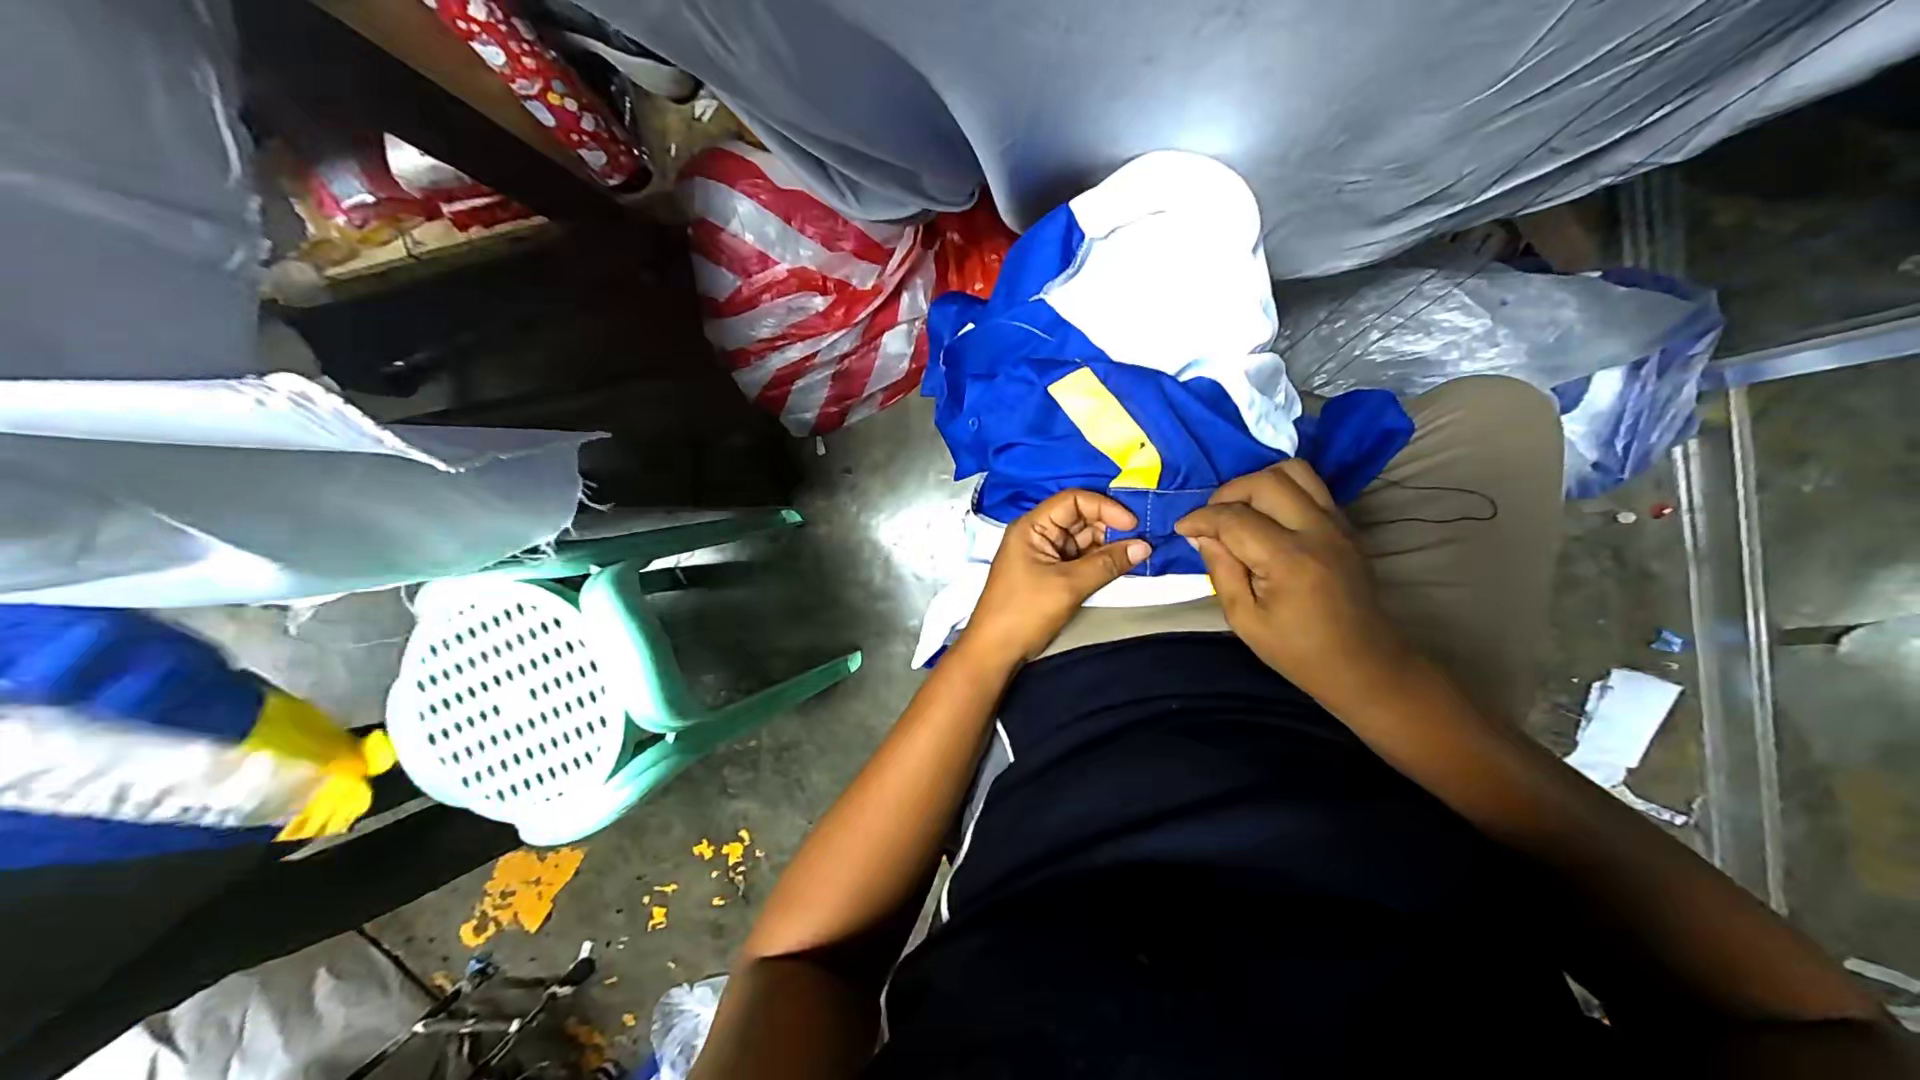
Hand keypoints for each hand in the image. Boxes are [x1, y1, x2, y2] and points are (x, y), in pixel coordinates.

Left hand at [960, 490, 1150, 666]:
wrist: (995, 650)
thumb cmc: (1025, 612)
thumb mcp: (1069, 585)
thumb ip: (1107, 564)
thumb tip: (1144, 546)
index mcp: (1032, 526)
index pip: (1073, 500)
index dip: (1104, 507)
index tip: (1132, 525)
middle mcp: (1037, 533)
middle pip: (1079, 517)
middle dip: (1110, 526)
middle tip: (1141, 540)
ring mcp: (1043, 553)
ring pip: (1082, 539)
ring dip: (1107, 545)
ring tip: (1137, 553)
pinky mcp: (1050, 572)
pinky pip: (1079, 557)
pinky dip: (1099, 560)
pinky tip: (1120, 564)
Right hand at [1175, 459, 1411, 700]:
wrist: (1365, 664)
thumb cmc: (1299, 651)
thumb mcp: (1244, 621)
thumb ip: (1221, 571)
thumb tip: (1201, 535)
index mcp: (1289, 560)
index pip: (1234, 518)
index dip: (1200, 518)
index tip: (1182, 529)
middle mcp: (1317, 531)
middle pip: (1265, 482)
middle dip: (1227, 493)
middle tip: (1211, 520)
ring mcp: (1337, 524)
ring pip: (1293, 472)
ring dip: (1257, 483)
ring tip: (1239, 510)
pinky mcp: (1346, 526)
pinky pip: (1311, 487)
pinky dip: (1281, 491)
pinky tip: (1266, 518)